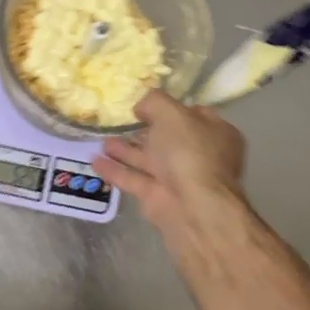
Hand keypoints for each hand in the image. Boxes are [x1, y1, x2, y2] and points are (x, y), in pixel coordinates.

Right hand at [94, 90, 246, 233]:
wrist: (193, 208)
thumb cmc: (188, 153)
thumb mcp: (172, 114)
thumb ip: (154, 102)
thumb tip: (141, 106)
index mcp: (214, 133)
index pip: (193, 114)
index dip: (169, 108)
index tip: (146, 104)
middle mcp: (199, 155)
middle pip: (168, 138)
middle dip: (144, 130)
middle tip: (121, 122)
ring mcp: (179, 178)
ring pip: (148, 160)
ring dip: (125, 150)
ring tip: (102, 140)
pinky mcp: (159, 197)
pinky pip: (134, 179)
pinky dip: (115, 170)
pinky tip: (95, 161)